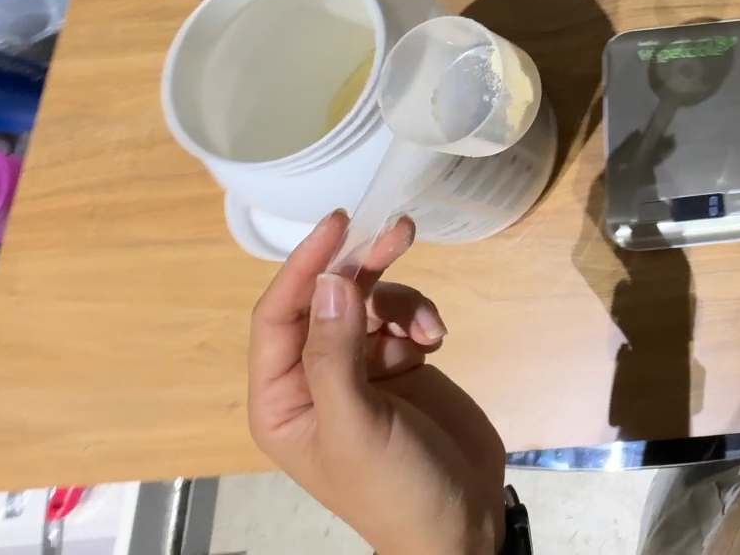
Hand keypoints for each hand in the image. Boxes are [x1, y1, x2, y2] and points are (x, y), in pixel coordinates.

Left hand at [248, 212, 506, 554]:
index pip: (279, 316)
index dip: (305, 267)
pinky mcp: (401, 363)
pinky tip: (438, 342)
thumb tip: (329, 282)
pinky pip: (405, 317)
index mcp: (284, 398)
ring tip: (432, 329)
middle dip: (364, 267)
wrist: (460, 517)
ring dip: (406, 303)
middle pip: (330, 299)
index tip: (340, 223)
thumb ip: (336, 354)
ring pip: (373, 302)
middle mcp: (316, 376)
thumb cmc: (395, 486)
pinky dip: (423, 319)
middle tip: (400, 232)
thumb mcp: (358, 425)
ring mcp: (362, 368)